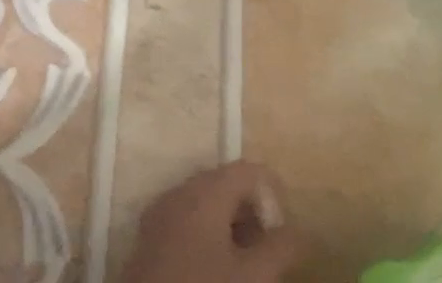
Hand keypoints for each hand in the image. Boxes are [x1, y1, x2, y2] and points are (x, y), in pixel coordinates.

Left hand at [121, 162, 304, 282]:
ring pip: (204, 207)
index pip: (249, 170)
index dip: (272, 194)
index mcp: (205, 191)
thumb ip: (281, 247)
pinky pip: (185, 225)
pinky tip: (213, 269)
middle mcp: (178, 193)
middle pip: (225, 185)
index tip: (282, 229)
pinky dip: (206, 239)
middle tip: (265, 249)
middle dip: (250, 213)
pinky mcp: (145, 244)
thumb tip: (296, 230)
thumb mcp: (253, 276)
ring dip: (228, 228)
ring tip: (242, 263)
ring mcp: (158, 218)